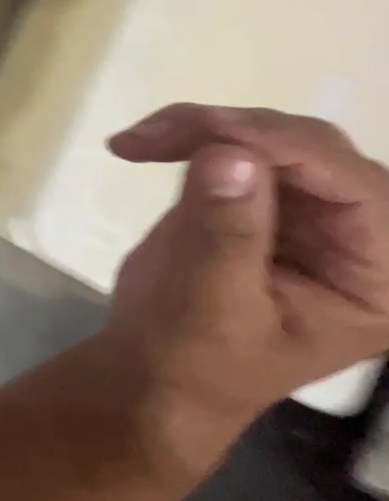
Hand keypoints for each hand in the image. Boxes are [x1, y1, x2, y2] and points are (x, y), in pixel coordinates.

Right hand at [0, 104, 388, 500]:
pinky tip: (143, 146)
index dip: (289, 149)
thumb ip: (226, 230)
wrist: (153, 373)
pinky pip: (238, 151)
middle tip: (153, 134)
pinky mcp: (259, 205)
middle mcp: (361, 239)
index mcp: (379, 274)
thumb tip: (228, 154)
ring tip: (136, 141)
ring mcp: (309, 219)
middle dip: (238, 131)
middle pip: (319, 154)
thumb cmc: (189, 352)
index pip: (359, 189)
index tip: (205, 131)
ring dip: (203, 128)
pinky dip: (188, 138)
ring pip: (276, 141)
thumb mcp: (208, 300)